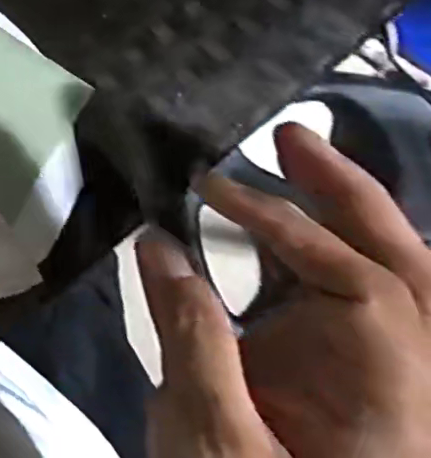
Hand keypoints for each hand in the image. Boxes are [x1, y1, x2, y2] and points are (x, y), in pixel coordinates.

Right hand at [140, 123, 430, 457]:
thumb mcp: (210, 430)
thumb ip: (192, 337)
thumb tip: (160, 243)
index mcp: (393, 410)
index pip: (372, 295)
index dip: (295, 229)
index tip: (210, 190)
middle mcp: (411, 388)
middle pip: (418, 283)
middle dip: (359, 203)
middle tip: (293, 136)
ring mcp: (383, 381)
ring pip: (401, 287)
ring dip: (349, 217)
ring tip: (291, 158)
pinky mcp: (347, 375)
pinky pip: (355, 298)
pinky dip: (323, 247)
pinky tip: (277, 221)